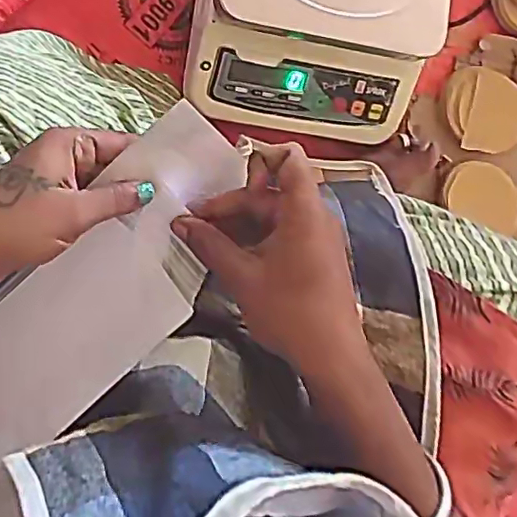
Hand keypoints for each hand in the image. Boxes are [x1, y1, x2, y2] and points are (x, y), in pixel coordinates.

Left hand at [0, 128, 150, 286]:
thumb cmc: (16, 226)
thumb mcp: (73, 213)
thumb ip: (114, 198)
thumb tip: (146, 188)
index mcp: (64, 141)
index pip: (117, 142)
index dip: (144, 158)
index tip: (172, 175)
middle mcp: (57, 150)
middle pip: (106, 159)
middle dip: (131, 180)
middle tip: (164, 200)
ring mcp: (49, 173)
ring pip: (94, 179)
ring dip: (113, 196)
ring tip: (145, 213)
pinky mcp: (42, 194)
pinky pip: (79, 193)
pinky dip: (95, 206)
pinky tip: (113, 223)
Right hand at [171, 144, 365, 376]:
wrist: (334, 359)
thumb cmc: (292, 312)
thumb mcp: (243, 276)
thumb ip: (210, 243)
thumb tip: (182, 222)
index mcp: (303, 210)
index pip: (289, 158)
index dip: (258, 157)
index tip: (226, 181)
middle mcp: (315, 215)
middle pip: (270, 190)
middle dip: (232, 203)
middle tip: (197, 222)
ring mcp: (318, 235)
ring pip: (274, 212)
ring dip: (241, 222)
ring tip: (208, 239)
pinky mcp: (316, 254)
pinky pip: (283, 230)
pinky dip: (256, 235)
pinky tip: (231, 254)